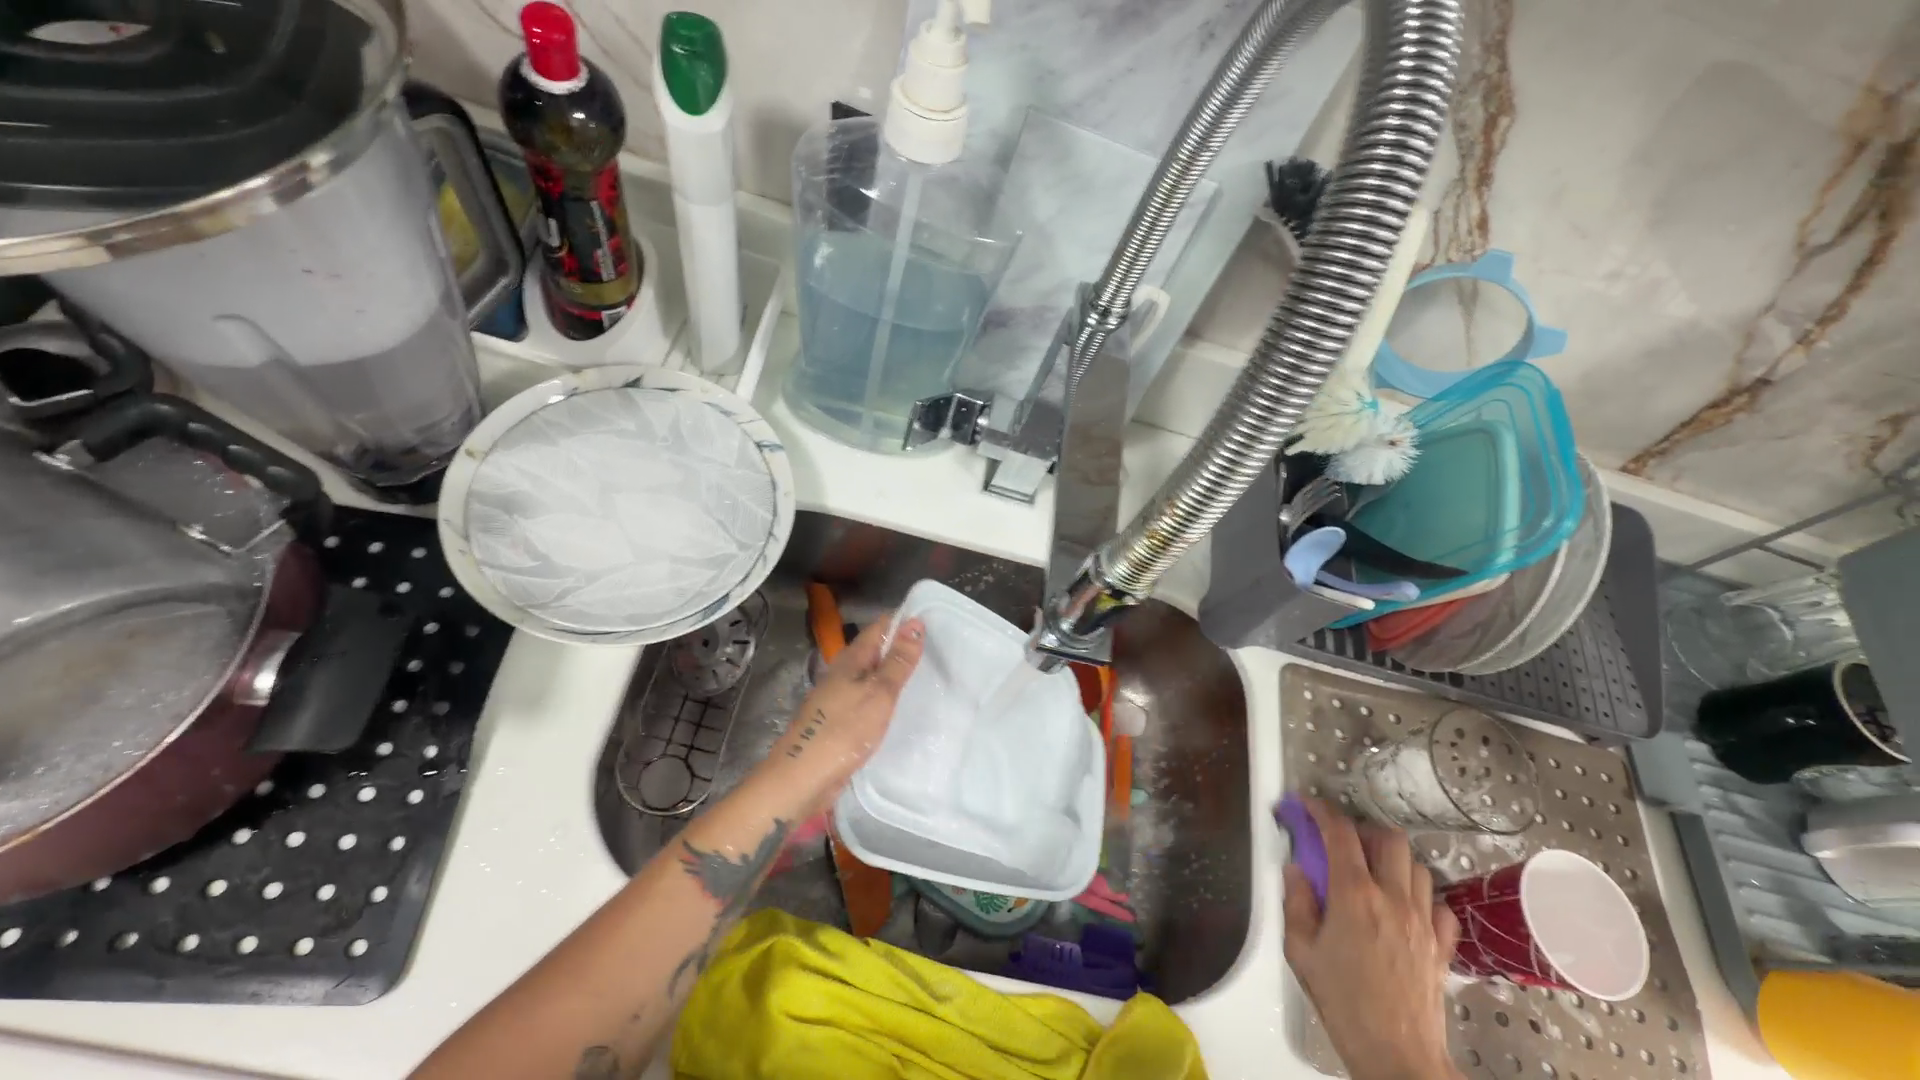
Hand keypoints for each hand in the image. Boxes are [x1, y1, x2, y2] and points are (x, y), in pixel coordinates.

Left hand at [759, 614, 925, 814]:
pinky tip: (904, 711)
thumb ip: (897, 661)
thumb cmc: (843, 731)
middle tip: (942, 652)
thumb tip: (915, 621)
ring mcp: (840, 699)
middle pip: (876, 652)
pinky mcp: (841, 723)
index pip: (880, 627)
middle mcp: (843, 674)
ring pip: (873, 678)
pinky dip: (887, 700)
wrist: (802, 778)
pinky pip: (869, 702)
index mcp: (850, 660)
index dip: (905, 622)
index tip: (937, 622)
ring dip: (896, 676)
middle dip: (904, 649)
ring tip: (930, 679)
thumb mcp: (878, 693)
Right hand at [1283, 797, 1463, 1079]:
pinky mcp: (1443, 945)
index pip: (1340, 833)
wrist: (1395, 1052)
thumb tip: (1295, 869)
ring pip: (1417, 866)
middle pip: (1389, 839)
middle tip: (1343, 841)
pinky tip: (1405, 908)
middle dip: (1363, 829)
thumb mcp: (1300, 951)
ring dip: (1393, 860)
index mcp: (1354, 895)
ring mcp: (1424, 920)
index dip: (1322, 810)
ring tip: (1372, 872)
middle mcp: (1394, 898)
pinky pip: (1440, 904)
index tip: (1307, 804)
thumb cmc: (1341, 1001)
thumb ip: (1296, 902)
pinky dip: (1422, 896)